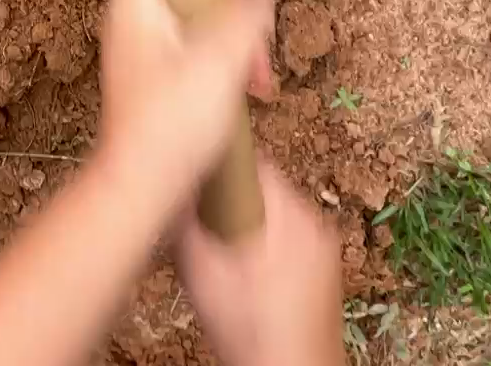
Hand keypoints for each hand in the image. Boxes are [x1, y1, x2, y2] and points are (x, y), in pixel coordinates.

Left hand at [97, 0, 274, 215]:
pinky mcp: (153, 81)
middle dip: (228, 10)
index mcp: (135, 5)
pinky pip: (190, 55)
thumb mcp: (218, 63)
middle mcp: (131, 22)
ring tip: (257, 78)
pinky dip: (219, 66)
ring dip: (231, 44)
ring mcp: (140, 52)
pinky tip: (244, 93)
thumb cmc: (170, 124)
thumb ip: (242, 20)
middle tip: (255, 41)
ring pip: (192, 25)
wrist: (141, 186)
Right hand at [176, 163, 344, 365]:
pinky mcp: (322, 272)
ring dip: (241, 222)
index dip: (215, 164)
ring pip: (269, 213)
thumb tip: (167, 183)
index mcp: (292, 213)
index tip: (193, 176)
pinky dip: (259, 244)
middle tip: (200, 220)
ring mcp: (323, 250)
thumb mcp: (199, 267)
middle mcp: (315, 224)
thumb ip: (181, 216)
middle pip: (258, 187)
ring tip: (218, 250)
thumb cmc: (252, 329)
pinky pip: (283, 237)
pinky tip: (239, 273)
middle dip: (226, 199)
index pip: (248, 160)